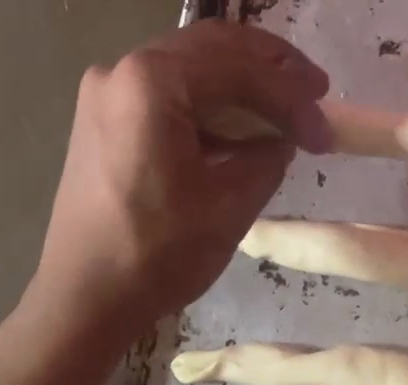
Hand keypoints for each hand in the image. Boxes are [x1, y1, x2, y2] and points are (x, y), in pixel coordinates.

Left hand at [14, 22, 329, 368]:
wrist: (81, 305)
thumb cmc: (154, 258)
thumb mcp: (228, 207)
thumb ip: (267, 159)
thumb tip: (278, 141)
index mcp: (150, 80)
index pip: (240, 65)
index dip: (292, 95)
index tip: (326, 129)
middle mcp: (118, 74)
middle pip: (210, 55)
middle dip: (267, 77)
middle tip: (314, 99)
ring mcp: (101, 103)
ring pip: (185, 80)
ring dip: (235, 98)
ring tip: (279, 124)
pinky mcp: (97, 133)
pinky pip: (160, 109)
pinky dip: (200, 119)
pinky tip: (232, 142)